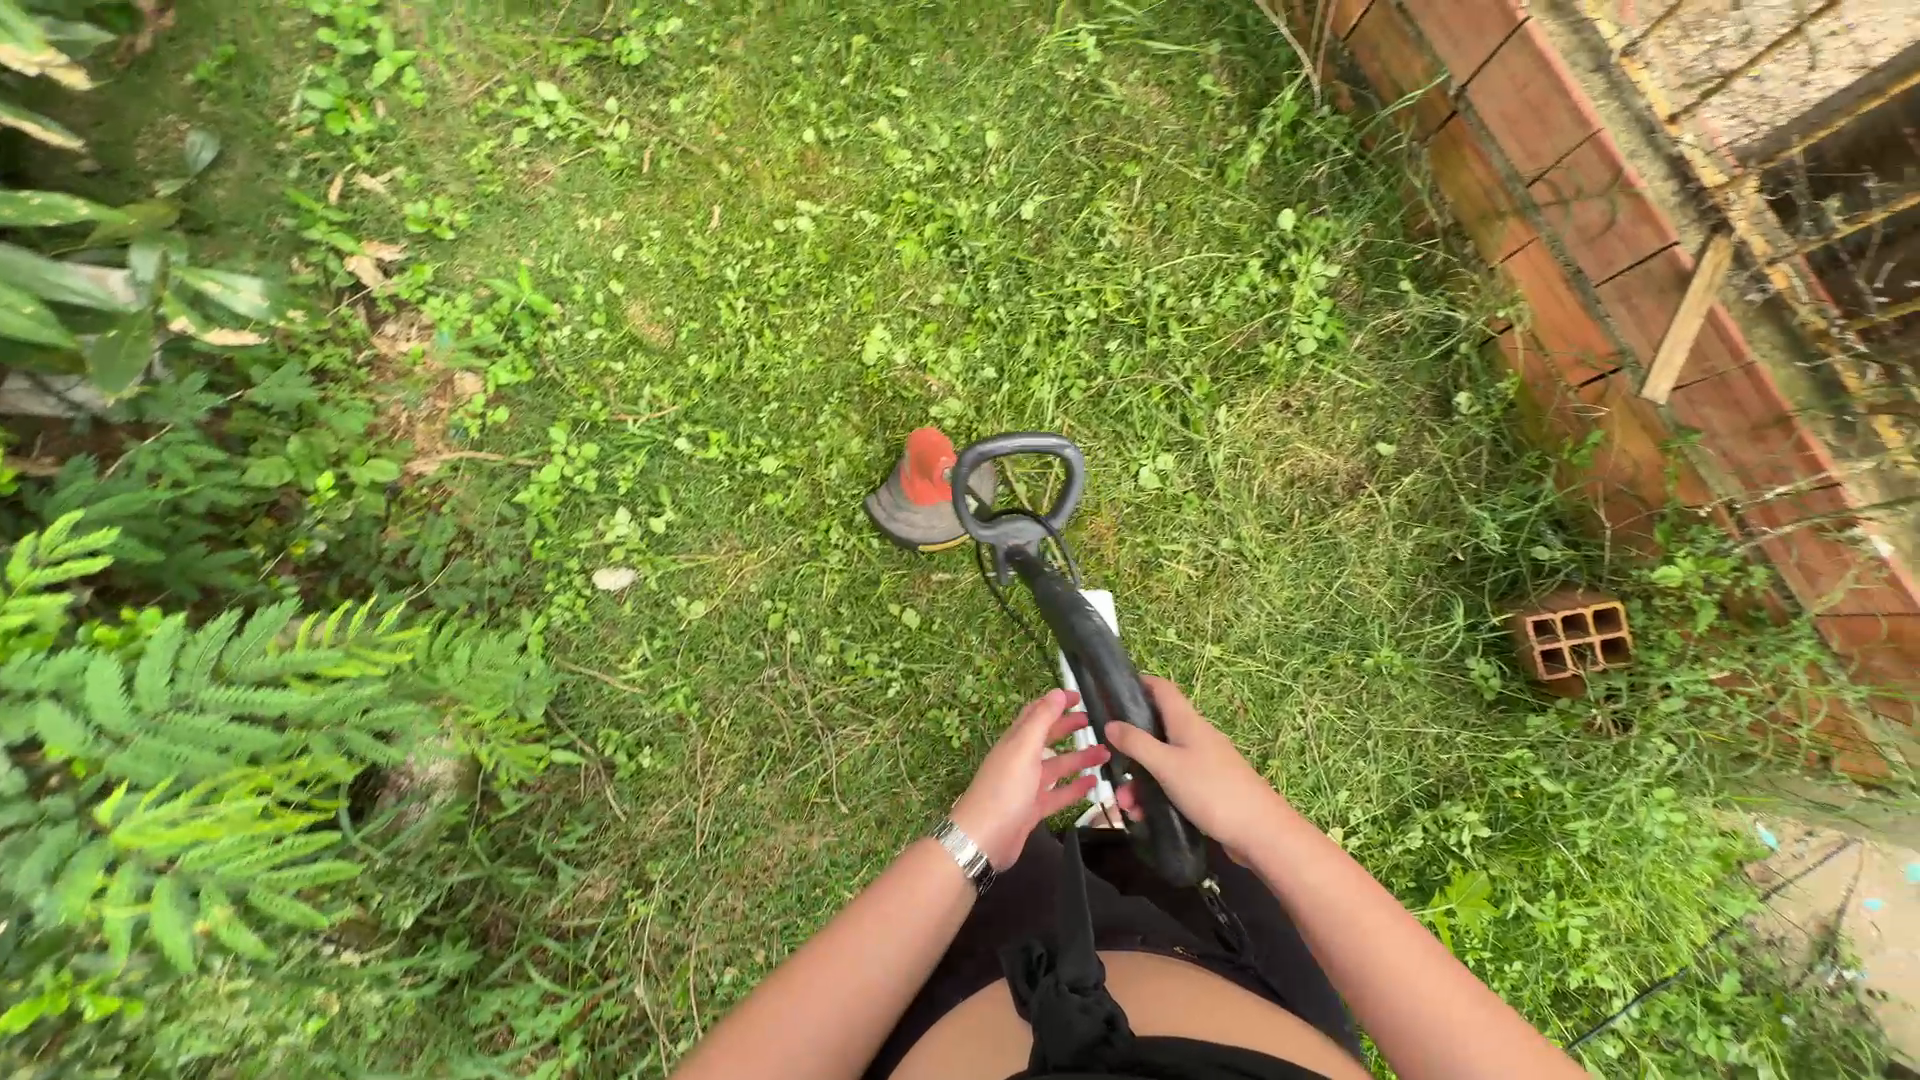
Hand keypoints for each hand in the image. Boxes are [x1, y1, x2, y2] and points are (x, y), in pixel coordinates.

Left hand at [949, 689, 1107, 868]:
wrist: (984, 838)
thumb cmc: (1004, 789)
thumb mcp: (1024, 748)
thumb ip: (1041, 720)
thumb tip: (1057, 692)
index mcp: (1016, 741)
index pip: (1036, 714)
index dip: (1055, 703)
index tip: (1079, 696)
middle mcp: (1021, 760)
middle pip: (1047, 738)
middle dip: (1068, 728)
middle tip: (1093, 722)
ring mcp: (1027, 785)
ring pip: (1057, 766)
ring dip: (1079, 759)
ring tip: (1105, 754)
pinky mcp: (1033, 809)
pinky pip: (1059, 794)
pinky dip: (1075, 788)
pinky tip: (1093, 784)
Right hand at [1104, 675, 1289, 861]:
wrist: (1261, 833)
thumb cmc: (1212, 791)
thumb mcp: (1166, 766)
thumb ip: (1137, 744)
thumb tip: (1110, 724)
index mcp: (1187, 722)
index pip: (1162, 689)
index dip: (1138, 684)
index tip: (1111, 692)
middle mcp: (1195, 737)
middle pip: (1155, 730)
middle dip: (1130, 748)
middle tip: (1110, 765)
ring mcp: (1202, 763)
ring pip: (1161, 762)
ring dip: (1140, 779)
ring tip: (1126, 805)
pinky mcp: (1207, 788)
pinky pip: (1173, 783)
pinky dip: (1156, 795)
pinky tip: (1143, 816)